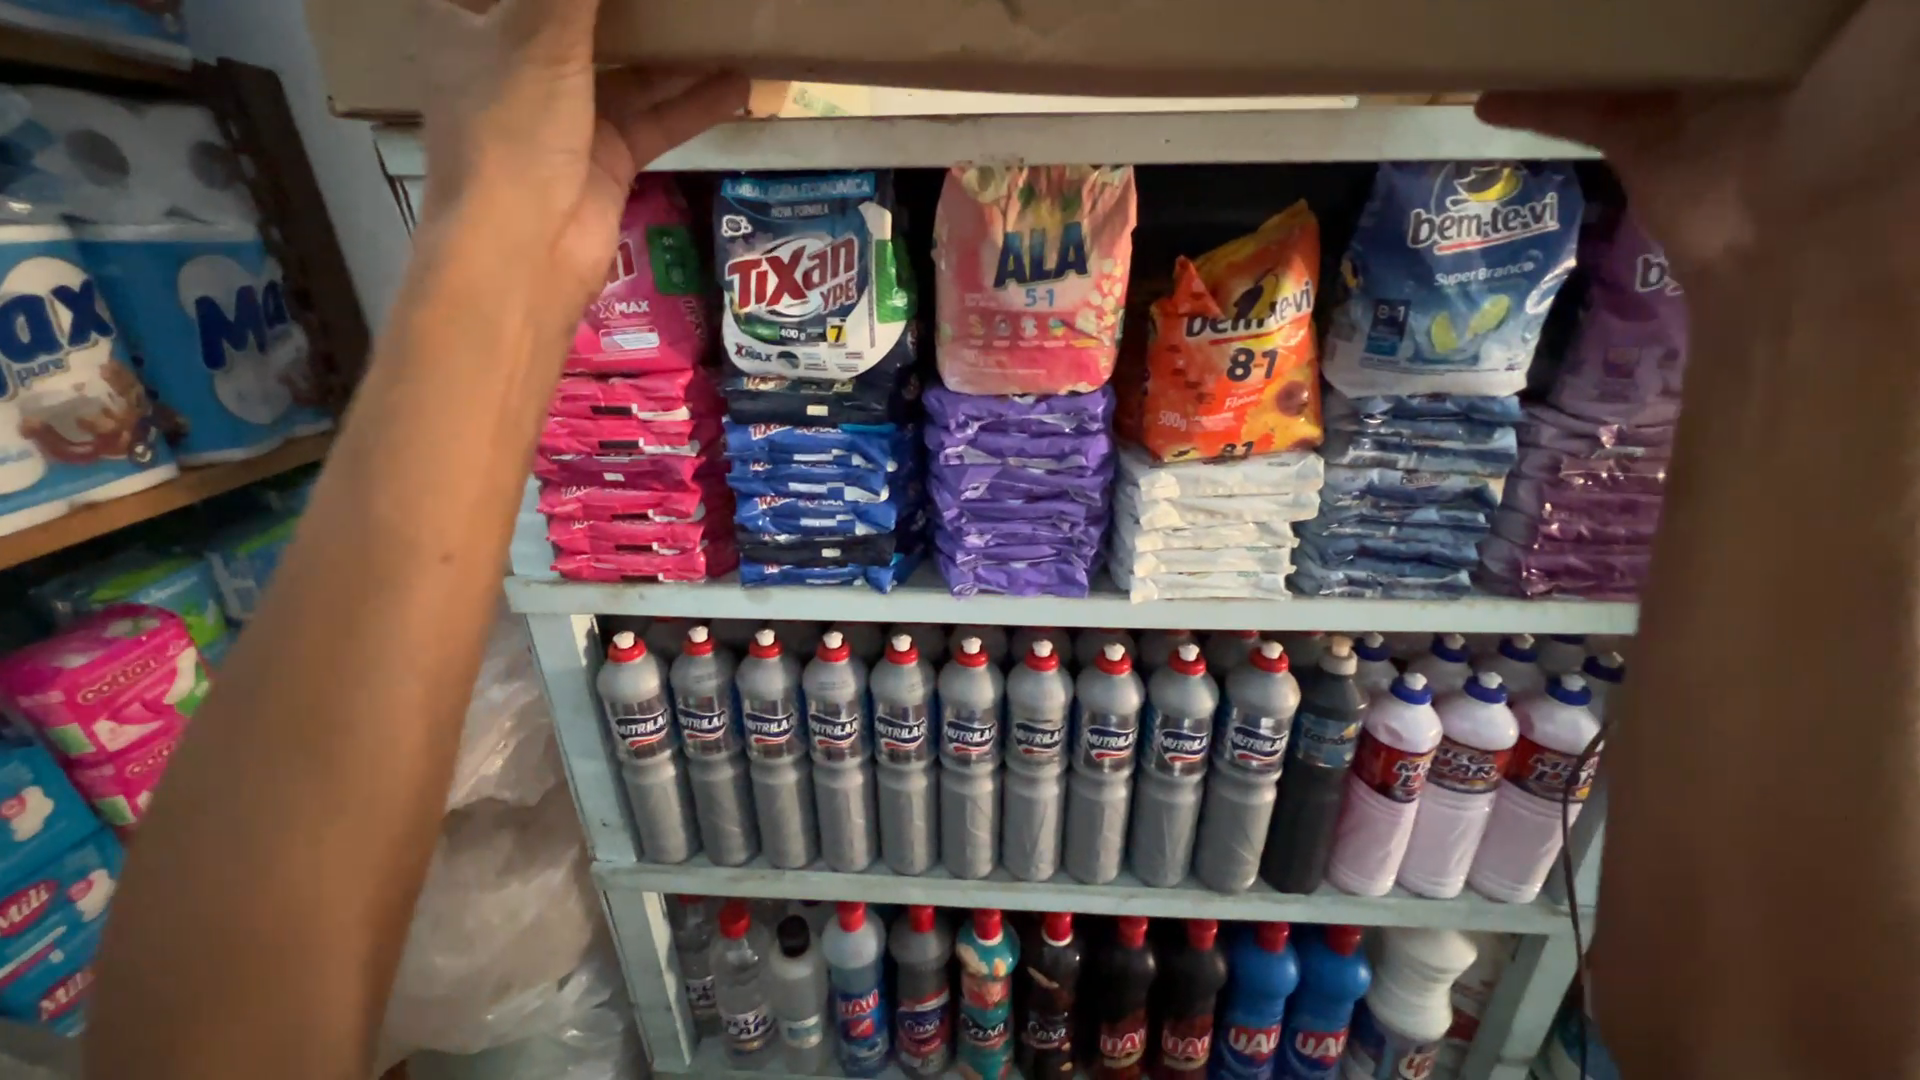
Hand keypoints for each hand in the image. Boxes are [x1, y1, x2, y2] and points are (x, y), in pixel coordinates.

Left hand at [417, 0, 747, 314]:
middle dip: (633, 4)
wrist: (525, 250)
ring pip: (628, 67)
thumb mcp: (540, 34)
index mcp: (468, 15)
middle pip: (580, 13)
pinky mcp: (608, 155)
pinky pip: (655, 117)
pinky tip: (737, 83)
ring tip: (721, 24)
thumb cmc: (511, 131)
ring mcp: (566, 111)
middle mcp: (516, 58)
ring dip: (675, 50)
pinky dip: (693, 103)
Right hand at [1477, 0, 1919, 289]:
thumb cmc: (1873, 102)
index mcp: (1819, 15)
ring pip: (1625, 52)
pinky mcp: (1639, 142)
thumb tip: (1716, 11)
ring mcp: (1692, 96)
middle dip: (1627, 1)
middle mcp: (1758, 43)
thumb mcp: (1887, 13)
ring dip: (1577, 42)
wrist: (1807, 228)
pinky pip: (1581, 113)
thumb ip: (1807, 5)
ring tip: (1525, 21)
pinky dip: (1535, 106)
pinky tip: (1489, 96)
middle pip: (1684, 10)